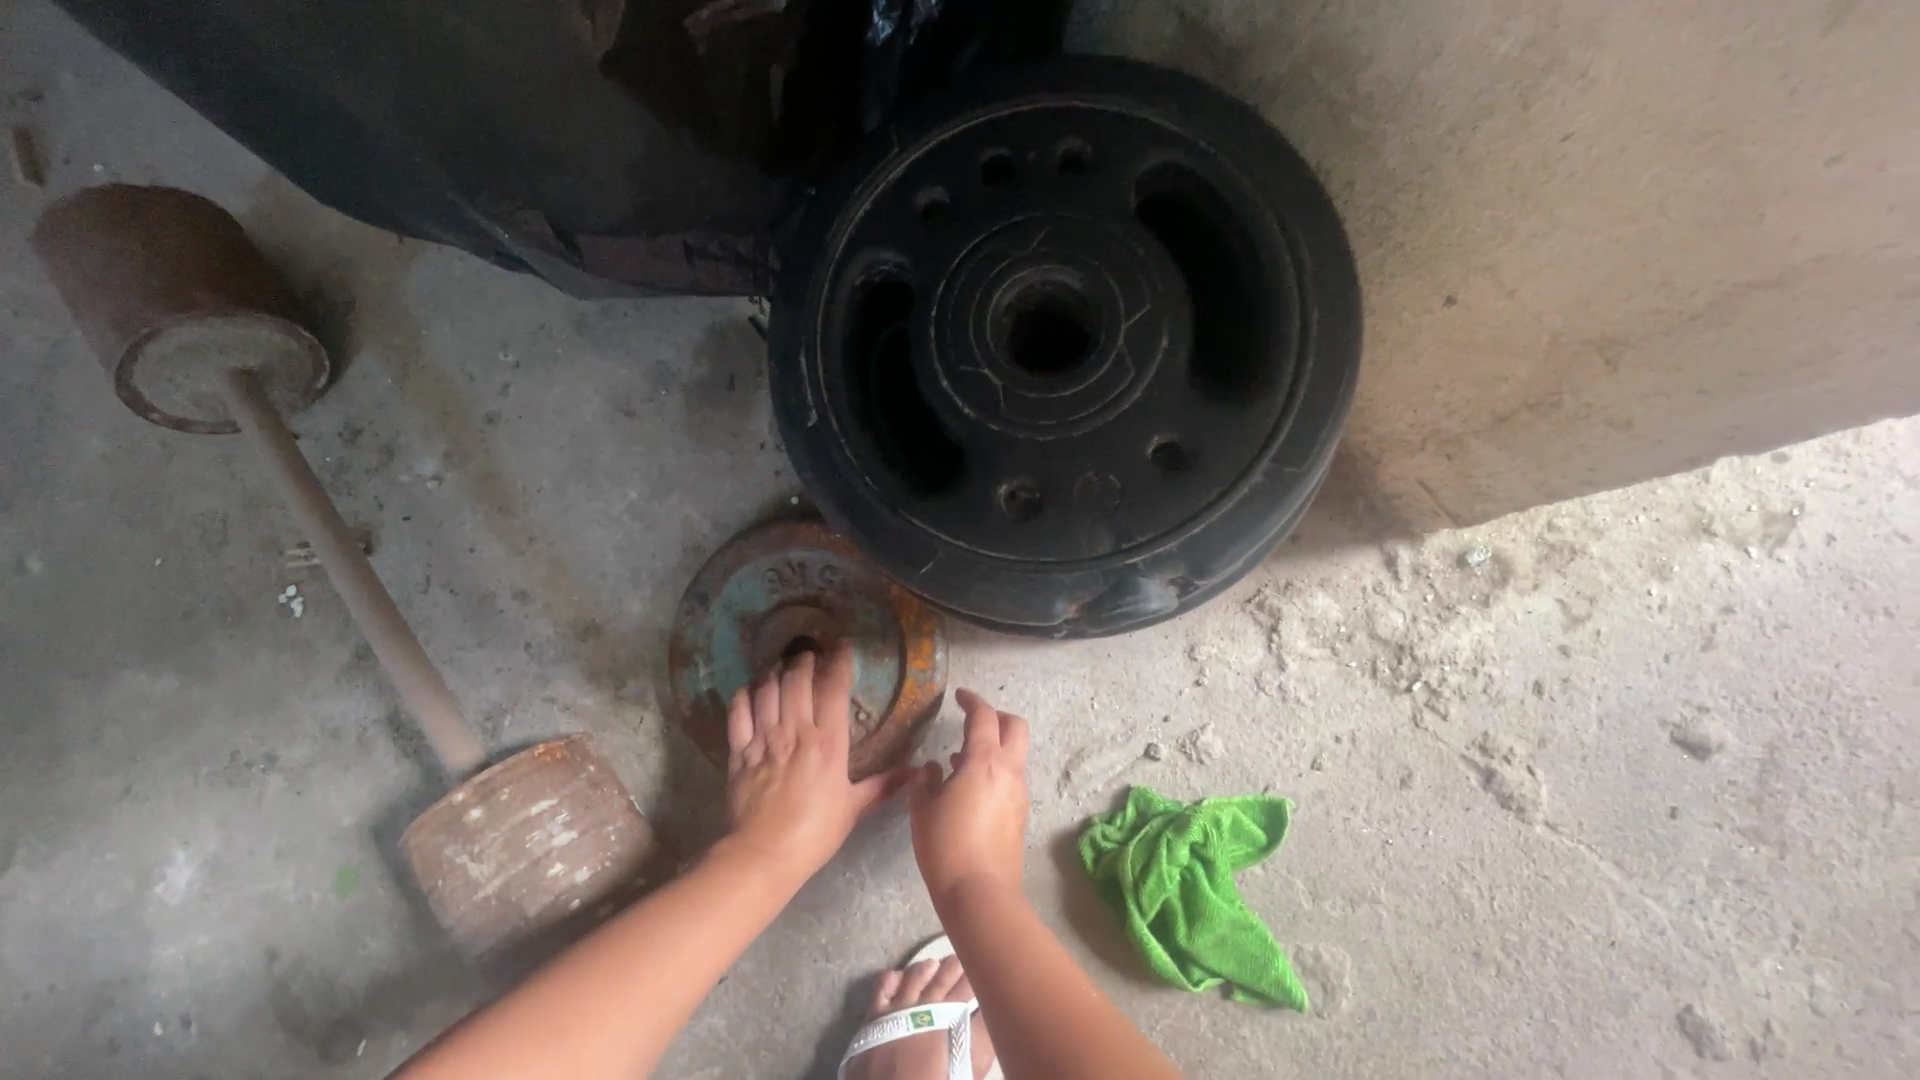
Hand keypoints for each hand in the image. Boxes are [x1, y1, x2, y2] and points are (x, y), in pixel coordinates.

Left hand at [724, 646, 908, 880]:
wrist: (765, 854)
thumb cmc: (816, 832)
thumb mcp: (853, 807)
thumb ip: (882, 785)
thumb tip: (914, 773)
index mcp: (828, 743)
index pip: (834, 689)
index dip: (838, 663)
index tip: (842, 648)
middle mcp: (796, 733)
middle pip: (797, 682)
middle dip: (804, 662)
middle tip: (809, 655)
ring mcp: (764, 740)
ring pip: (768, 691)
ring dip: (775, 674)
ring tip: (781, 667)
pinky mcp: (739, 753)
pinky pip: (738, 714)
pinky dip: (744, 696)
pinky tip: (750, 690)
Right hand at [909, 689, 1030, 906]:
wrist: (980, 893)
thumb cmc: (945, 846)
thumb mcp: (922, 809)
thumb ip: (925, 781)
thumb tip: (934, 768)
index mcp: (984, 761)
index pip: (983, 716)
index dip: (972, 700)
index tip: (960, 696)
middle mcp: (1008, 771)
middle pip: (1015, 727)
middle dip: (996, 716)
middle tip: (972, 721)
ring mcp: (1018, 794)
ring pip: (1014, 754)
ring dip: (994, 747)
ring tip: (960, 761)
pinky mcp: (1019, 815)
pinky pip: (1011, 779)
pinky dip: (995, 771)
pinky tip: (969, 790)